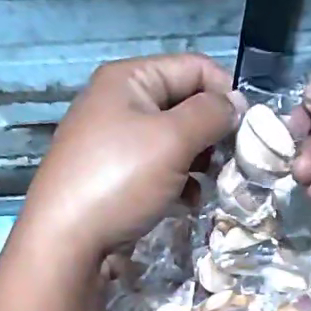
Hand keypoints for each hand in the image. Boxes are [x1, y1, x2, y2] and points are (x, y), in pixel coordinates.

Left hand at [17, 53, 242, 263]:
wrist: (64, 242)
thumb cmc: (119, 181)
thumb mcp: (173, 140)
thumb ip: (211, 114)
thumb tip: (234, 104)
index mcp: (128, 79)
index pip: (194, 68)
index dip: (225, 93)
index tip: (246, 131)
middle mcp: (116, 104)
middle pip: (182, 104)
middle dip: (211, 132)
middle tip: (228, 163)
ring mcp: (110, 144)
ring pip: (171, 142)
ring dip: (196, 161)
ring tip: (208, 185)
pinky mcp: (110, 179)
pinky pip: (154, 170)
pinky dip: (175, 182)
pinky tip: (186, 203)